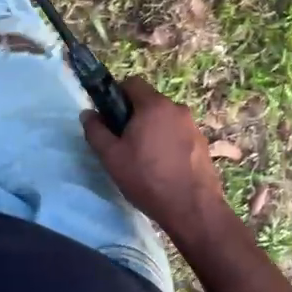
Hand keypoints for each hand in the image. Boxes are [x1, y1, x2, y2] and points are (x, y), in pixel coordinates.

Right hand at [81, 76, 232, 244]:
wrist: (193, 209)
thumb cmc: (147, 179)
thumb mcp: (112, 157)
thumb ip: (96, 131)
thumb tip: (87, 113)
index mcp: (153, 105)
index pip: (132, 83)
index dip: (117, 95)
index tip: (111, 117)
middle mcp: (176, 108)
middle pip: (149, 102)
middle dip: (135, 116)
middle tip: (124, 142)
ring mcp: (193, 125)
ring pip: (165, 119)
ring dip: (153, 130)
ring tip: (145, 159)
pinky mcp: (203, 143)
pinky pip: (179, 134)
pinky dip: (169, 143)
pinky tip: (164, 167)